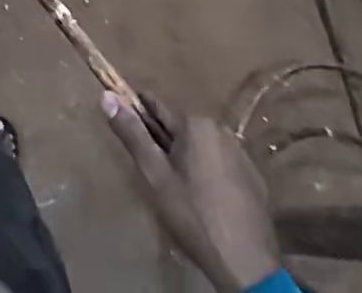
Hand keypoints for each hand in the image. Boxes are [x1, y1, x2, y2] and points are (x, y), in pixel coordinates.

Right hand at [100, 92, 279, 292]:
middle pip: (178, 125)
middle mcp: (222, 130)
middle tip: (151, 170)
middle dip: (160, 140)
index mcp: (196, 124)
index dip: (136, 118)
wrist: (247, 267)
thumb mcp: (153, 172)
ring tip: (174, 187)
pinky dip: (205, 170)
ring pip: (198, 144)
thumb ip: (130, 131)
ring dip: (183, 155)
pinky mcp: (255, 179)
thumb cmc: (192, 215)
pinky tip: (202, 198)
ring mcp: (242, 155)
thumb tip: (106, 95)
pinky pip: (219, 162)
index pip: (154, 105)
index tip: (128, 137)